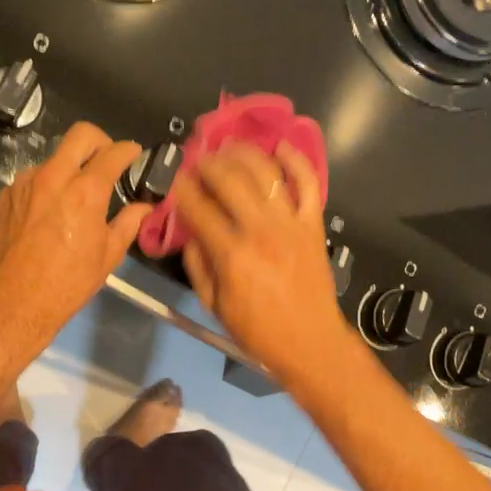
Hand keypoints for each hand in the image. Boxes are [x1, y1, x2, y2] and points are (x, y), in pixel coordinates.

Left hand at [0, 122, 149, 350]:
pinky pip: (34, 178)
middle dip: (100, 141)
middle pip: (81, 134)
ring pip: (54, 158)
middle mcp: (54, 177)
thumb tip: (145, 207)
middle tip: (107, 160)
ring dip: (70, 167)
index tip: (134, 154)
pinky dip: (48, 186)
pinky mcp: (7, 194)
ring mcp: (26, 183)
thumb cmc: (69, 283)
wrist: (15, 301)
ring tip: (74, 196)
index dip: (129, 150)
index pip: (113, 153)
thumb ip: (129, 223)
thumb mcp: (108, 255)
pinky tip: (49, 212)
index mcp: (85, 192)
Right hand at [174, 140, 356, 384]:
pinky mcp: (313, 224)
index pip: (199, 208)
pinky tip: (280, 148)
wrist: (311, 342)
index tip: (177, 180)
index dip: (183, 189)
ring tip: (229, 149)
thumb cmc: (258, 330)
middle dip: (209, 164)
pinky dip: (295, 161)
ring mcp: (291, 224)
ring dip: (243, 153)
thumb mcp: (214, 305)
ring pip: (265, 172)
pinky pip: (308, 183)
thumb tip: (189, 233)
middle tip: (199, 160)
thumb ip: (198, 266)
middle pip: (229, 179)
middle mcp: (260, 231)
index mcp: (232, 255)